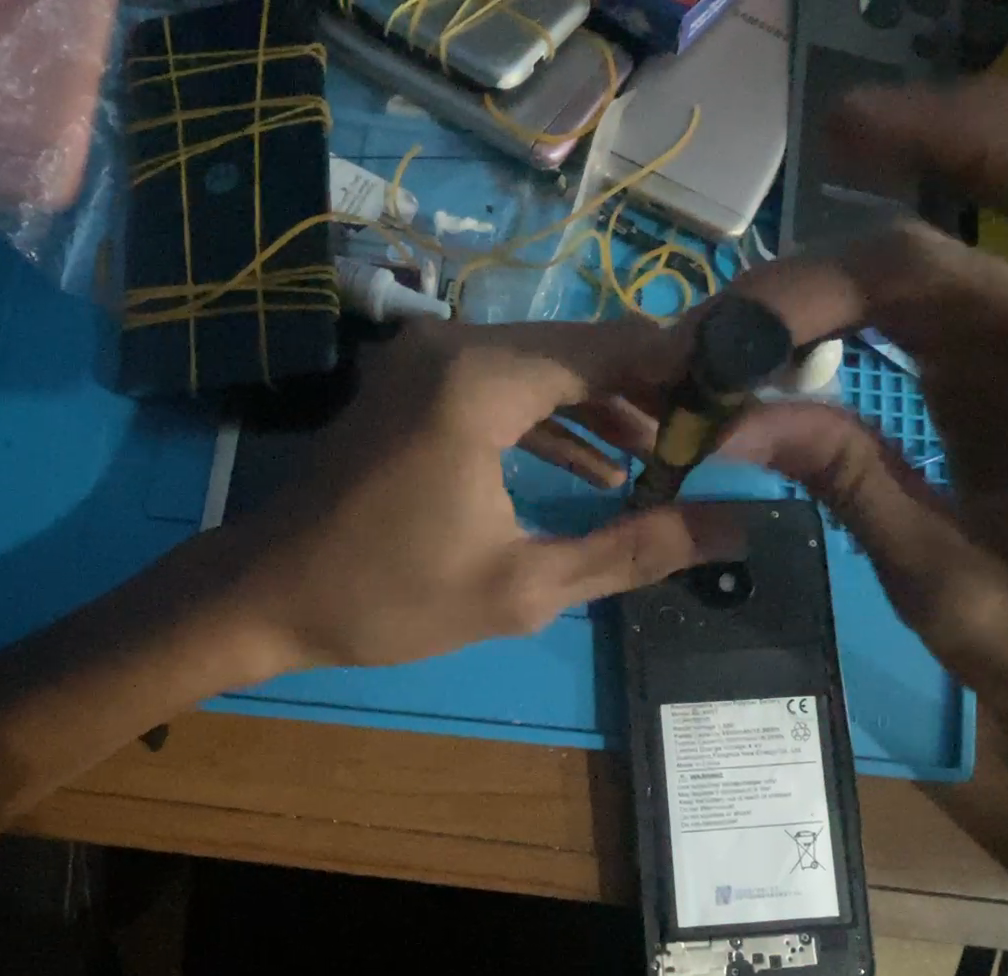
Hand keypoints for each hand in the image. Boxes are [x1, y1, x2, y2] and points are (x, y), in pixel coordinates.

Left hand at [228, 318, 743, 670]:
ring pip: (545, 364)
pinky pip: (504, 384)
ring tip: (665, 461)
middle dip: (652, 392)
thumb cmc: (387, 598)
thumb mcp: (522, 587)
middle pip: (583, 347)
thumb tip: (734, 529)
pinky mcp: (416, 383)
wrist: (267, 594)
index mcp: (481, 381)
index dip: (686, 372)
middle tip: (710, 444)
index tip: (740, 409)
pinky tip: (597, 466)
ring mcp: (429, 358)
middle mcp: (456, 345)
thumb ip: (633, 550)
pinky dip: (551, 417)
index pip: (616, 345)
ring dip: (604, 407)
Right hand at [718, 80, 1007, 744]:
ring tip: (717, 352)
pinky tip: (768, 353)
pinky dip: (830, 327)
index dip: (990, 137)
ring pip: (914, 279)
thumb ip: (854, 489)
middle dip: (820, 271)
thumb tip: (730, 418)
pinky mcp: (998, 375)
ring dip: (809, 300)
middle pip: (947, 253)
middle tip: (710, 333)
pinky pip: (905, 320)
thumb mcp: (952, 592)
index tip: (846, 136)